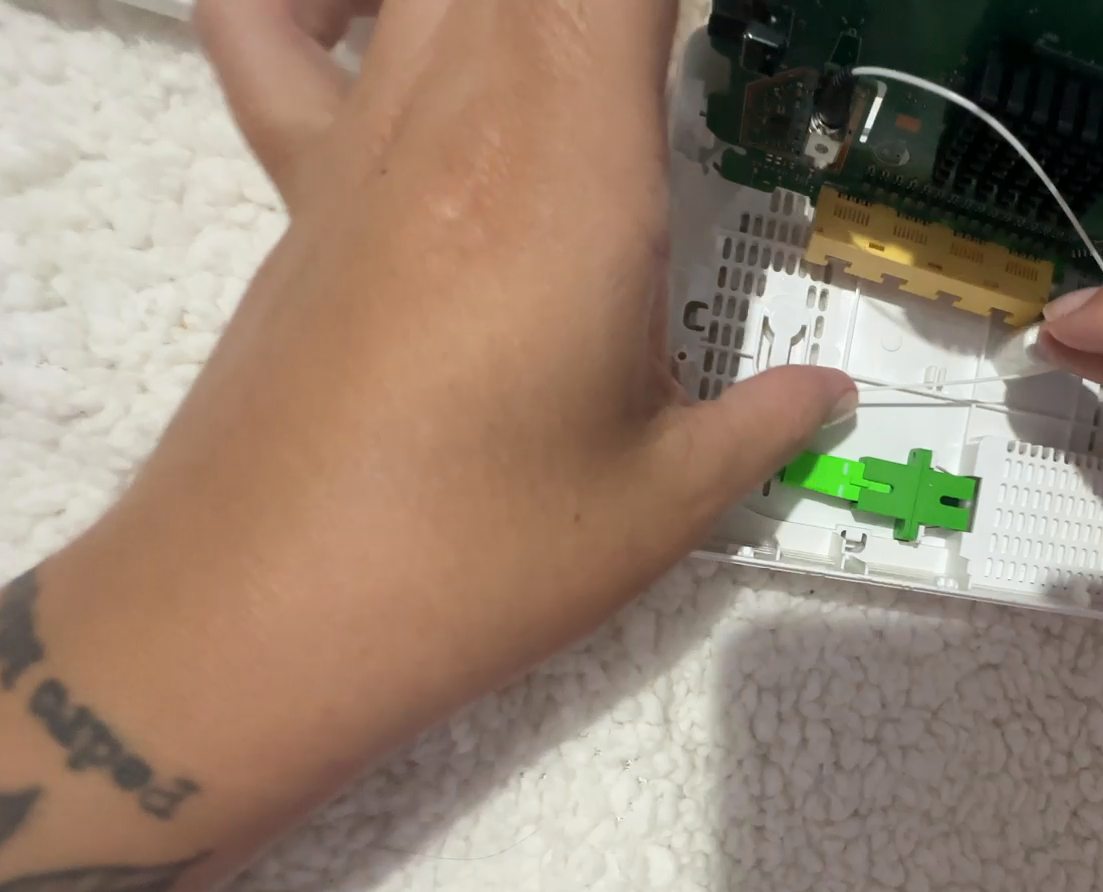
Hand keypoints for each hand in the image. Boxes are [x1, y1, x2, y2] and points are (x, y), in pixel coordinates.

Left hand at [67, 0, 854, 742]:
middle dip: (625, 11)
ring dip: (526, 10)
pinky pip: (278, 31)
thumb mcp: (668, 500)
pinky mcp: (299, 200)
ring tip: (594, 69)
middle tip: (678, 80)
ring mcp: (360, 149)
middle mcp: (460, 125)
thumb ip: (767, 424)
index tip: (733, 42)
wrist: (270, 619)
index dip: (677, 3)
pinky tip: (391, 25)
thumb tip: (832, 395)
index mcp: (574, 183)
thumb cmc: (492, 556)